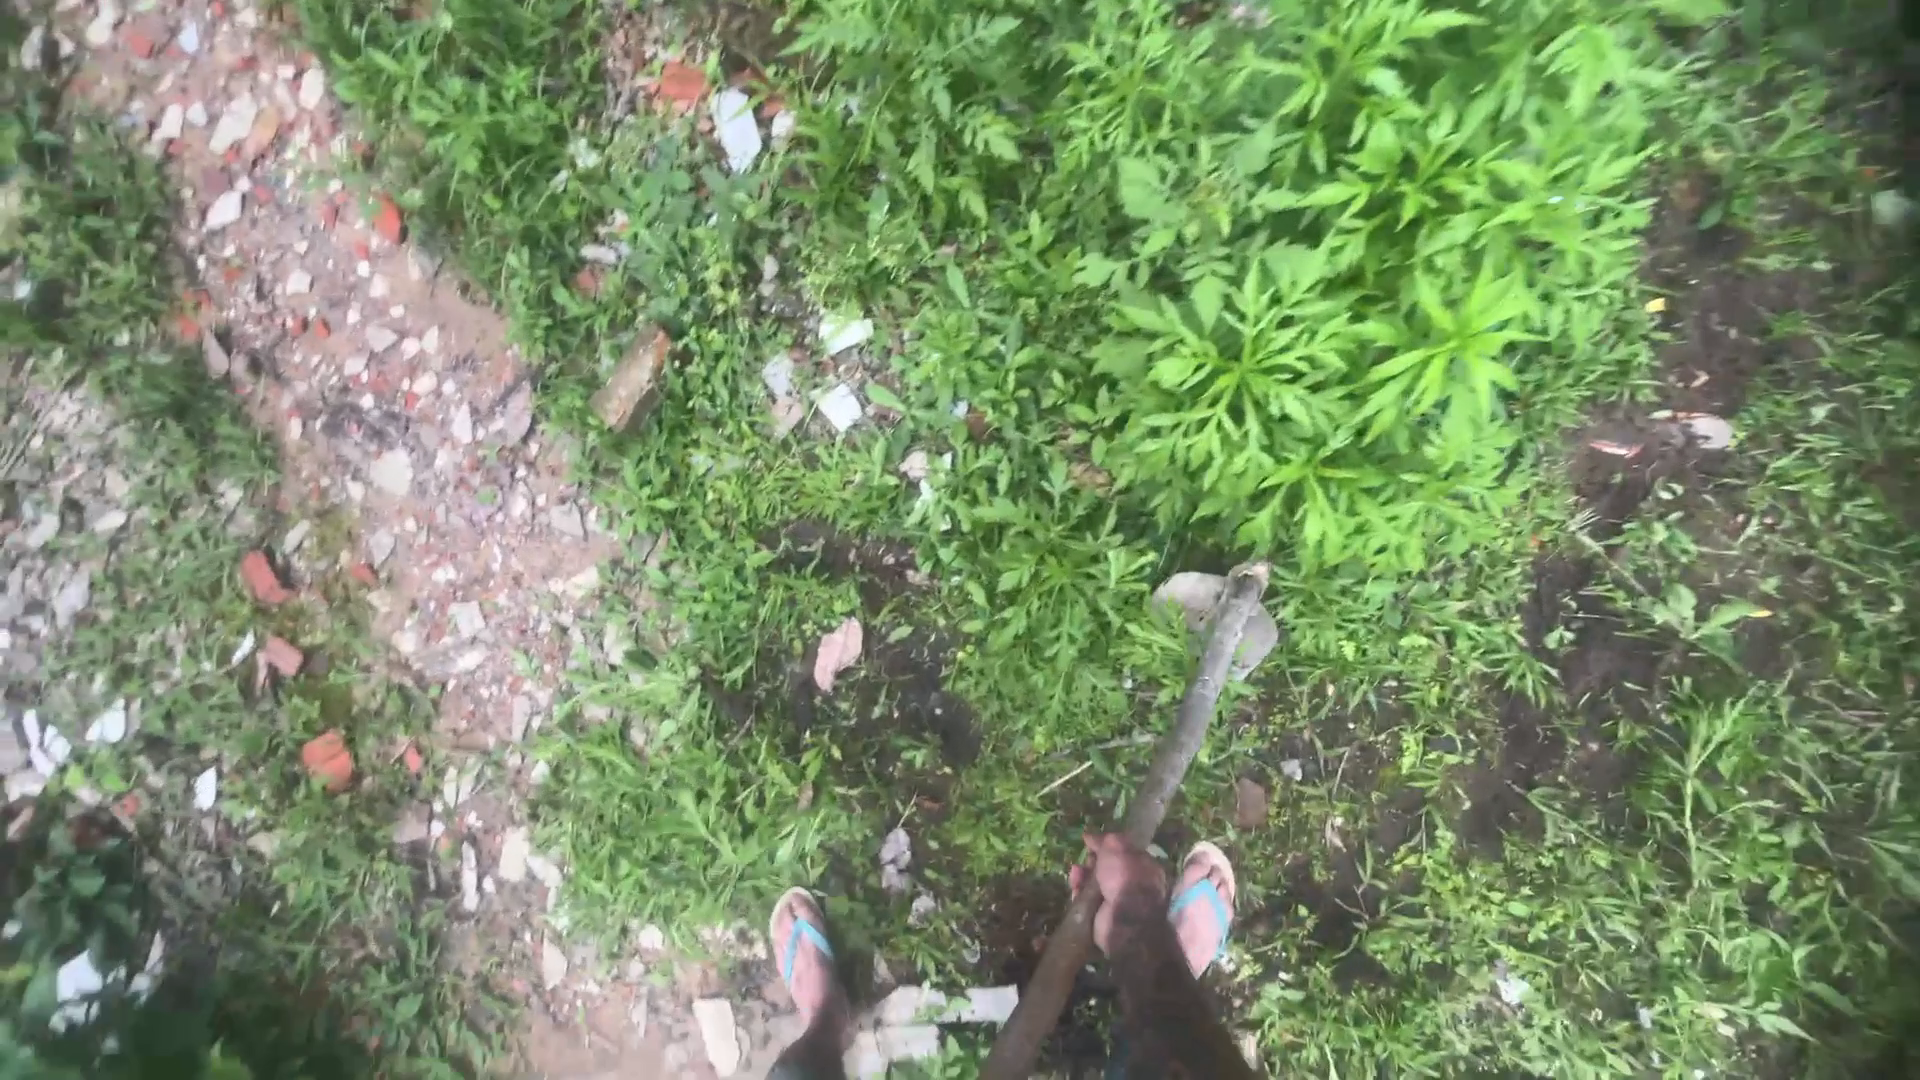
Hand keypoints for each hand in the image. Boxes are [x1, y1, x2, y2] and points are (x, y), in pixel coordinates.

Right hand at [1069, 832, 1167, 954]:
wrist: (1124, 919)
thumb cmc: (1125, 877)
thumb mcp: (1116, 848)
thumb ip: (1103, 840)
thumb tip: (1089, 836)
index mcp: (1144, 867)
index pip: (1124, 853)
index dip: (1107, 846)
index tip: (1092, 842)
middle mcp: (1132, 884)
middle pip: (1106, 867)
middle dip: (1092, 861)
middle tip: (1085, 857)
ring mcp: (1117, 901)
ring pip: (1094, 883)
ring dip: (1082, 874)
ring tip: (1076, 871)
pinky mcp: (1101, 915)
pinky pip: (1086, 899)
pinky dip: (1078, 890)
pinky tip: (1074, 883)